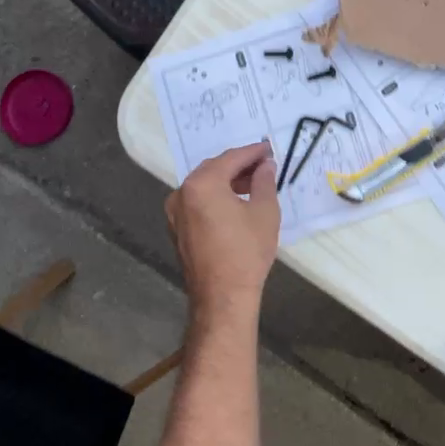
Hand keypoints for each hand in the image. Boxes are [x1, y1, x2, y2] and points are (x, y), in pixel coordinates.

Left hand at [164, 142, 280, 326]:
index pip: (231, 158)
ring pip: (204, 186)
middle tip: (263, 165)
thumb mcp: (265, 211)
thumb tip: (265, 166)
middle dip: (239, 165)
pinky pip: (197, 202)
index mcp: (202, 184)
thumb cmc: (246, 251)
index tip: (269, 149)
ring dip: (227, 181)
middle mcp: (182, 193)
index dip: (253, 152)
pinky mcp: (177, 229)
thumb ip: (265, 181)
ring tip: (253, 185)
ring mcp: (175, 213)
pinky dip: (215, 197)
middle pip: (213, 169)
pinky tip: (235, 203)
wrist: (222, 296)